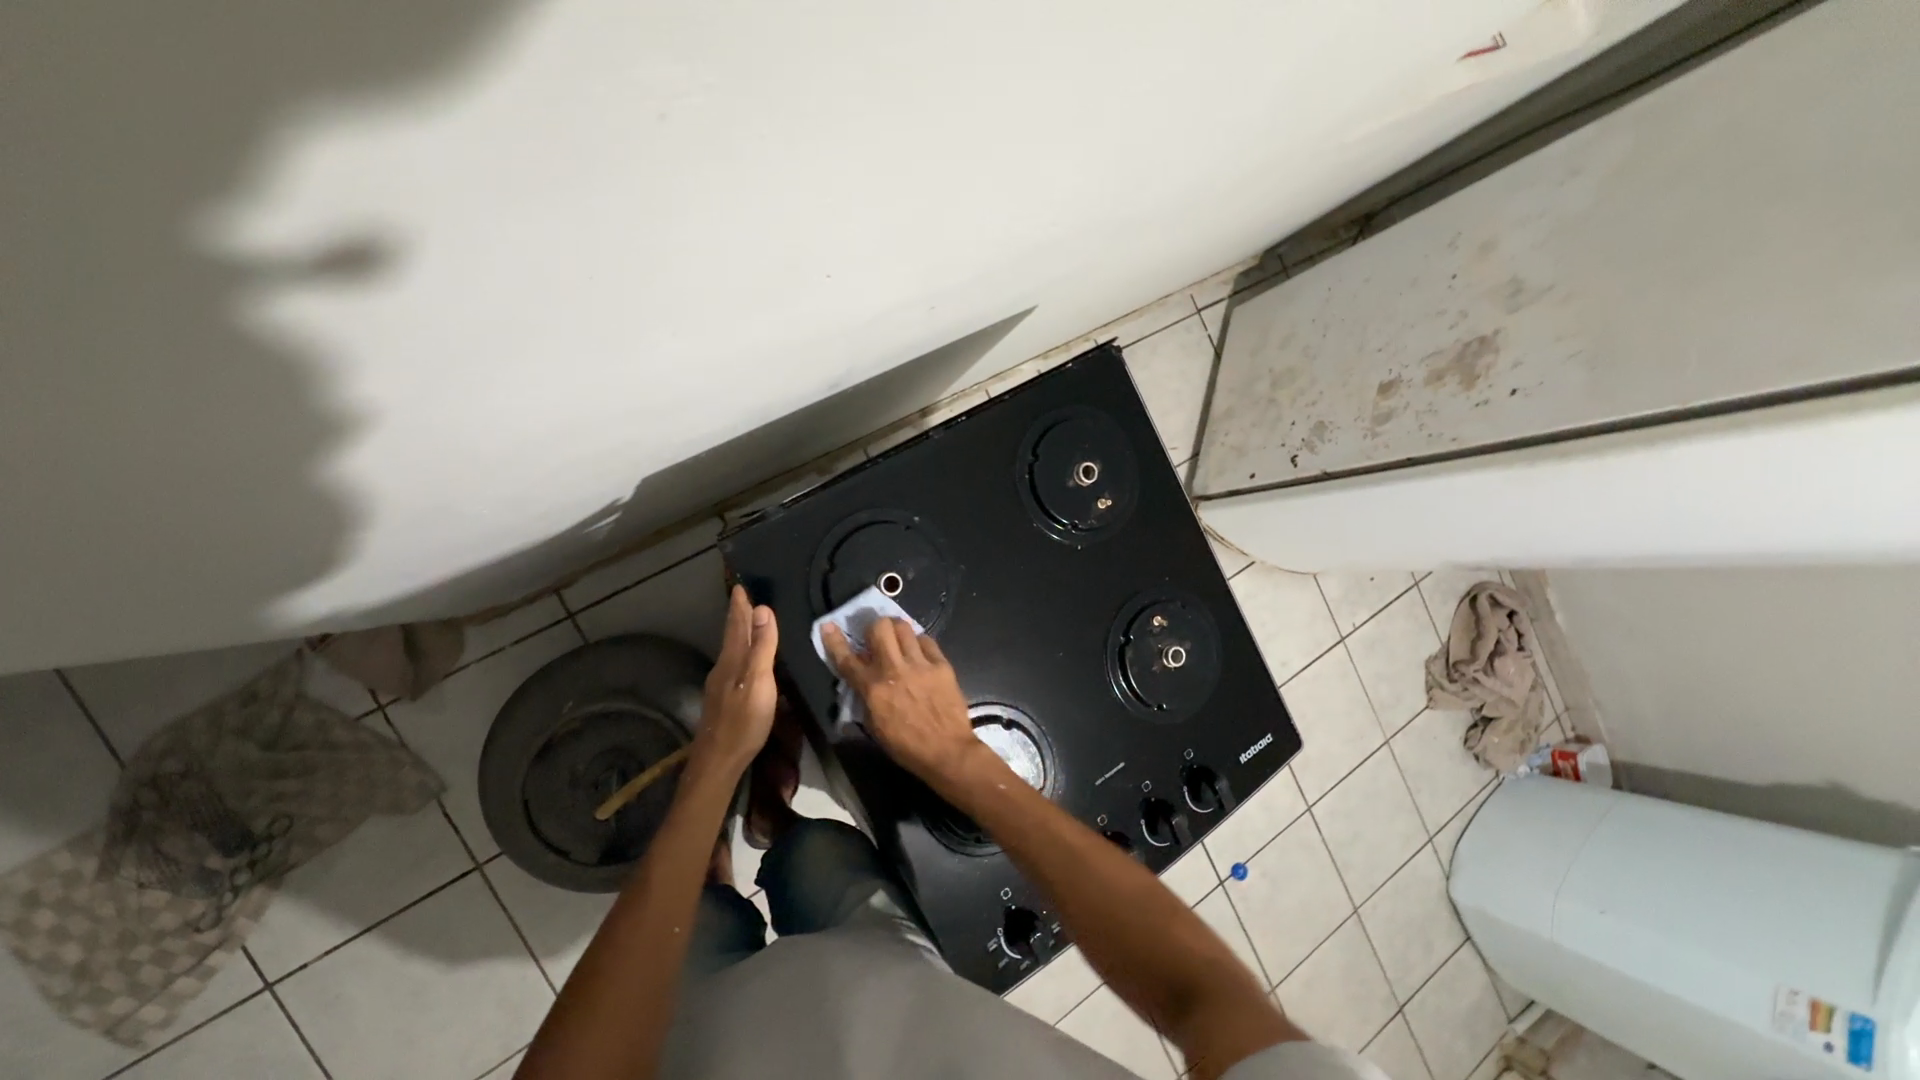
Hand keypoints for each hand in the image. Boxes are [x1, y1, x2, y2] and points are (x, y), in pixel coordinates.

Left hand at [692, 585, 780, 774]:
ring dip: (739, 634)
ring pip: (731, 651)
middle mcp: (723, 668)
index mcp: (732, 660)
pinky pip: (733, 665)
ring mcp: (720, 685)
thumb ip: (762, 647)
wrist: (719, 760)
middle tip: (743, 598)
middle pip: (731, 636)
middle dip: (738, 617)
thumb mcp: (759, 681)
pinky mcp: (723, 700)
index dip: (740, 606)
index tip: (741, 586)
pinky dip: (740, 653)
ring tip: (746, 623)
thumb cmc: (744, 721)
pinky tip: (745, 661)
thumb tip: (762, 609)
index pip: (737, 625)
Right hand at [820, 617, 982, 785]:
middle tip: (877, 637)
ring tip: (899, 640)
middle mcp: (894, 669)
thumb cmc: (906, 746)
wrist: (946, 751)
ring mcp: (920, 664)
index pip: (847, 659)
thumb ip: (866, 698)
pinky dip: (920, 643)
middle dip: (874, 627)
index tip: (828, 626)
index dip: (834, 640)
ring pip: (904, 627)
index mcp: (873, 688)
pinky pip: (927, 641)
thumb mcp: (875, 726)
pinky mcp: (942, 665)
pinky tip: (920, 653)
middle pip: (879, 628)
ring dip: (897, 630)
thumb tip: (863, 681)